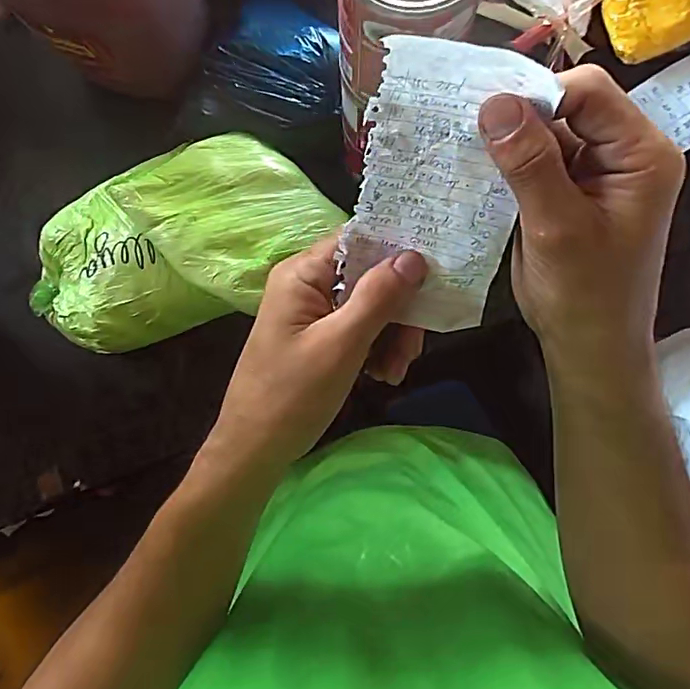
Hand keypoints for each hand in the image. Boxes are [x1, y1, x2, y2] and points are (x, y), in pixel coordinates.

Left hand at [206, 232, 426, 464]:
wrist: (255, 448)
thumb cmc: (292, 394)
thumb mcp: (341, 344)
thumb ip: (378, 297)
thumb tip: (413, 256)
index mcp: (302, 274)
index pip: (357, 240)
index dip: (396, 249)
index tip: (434, 272)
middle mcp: (306, 284)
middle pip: (369, 276)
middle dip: (399, 310)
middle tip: (412, 349)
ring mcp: (311, 312)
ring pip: (369, 305)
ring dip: (391, 335)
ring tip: (394, 372)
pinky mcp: (318, 337)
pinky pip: (358, 328)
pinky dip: (376, 348)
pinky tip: (382, 375)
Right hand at [479, 65, 685, 356]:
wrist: (588, 344)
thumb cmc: (584, 294)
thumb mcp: (556, 227)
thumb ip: (529, 163)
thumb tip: (494, 103)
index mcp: (642, 155)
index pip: (589, 94)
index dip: (538, 96)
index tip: (486, 116)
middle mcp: (624, 153)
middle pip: (568, 107)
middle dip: (519, 116)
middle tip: (466, 128)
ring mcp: (596, 172)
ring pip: (546, 131)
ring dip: (508, 140)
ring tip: (465, 148)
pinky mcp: (569, 189)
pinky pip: (536, 158)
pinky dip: (507, 161)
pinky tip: (477, 168)